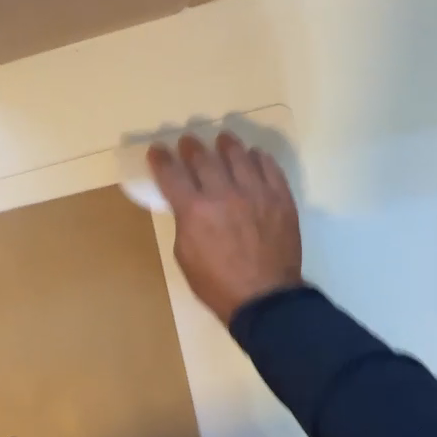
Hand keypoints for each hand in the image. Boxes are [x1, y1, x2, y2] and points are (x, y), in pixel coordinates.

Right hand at [150, 133, 302, 323]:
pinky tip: (253, 156)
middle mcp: (224, 194)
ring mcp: (256, 193)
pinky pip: (269, 167)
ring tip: (223, 139)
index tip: (156, 150)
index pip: (171, 174)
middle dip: (191, 147)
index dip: (161, 159)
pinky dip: (258, 158)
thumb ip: (185, 223)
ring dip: (226, 145)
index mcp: (194, 211)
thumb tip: (188, 205)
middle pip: (204, 158)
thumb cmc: (216, 284)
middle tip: (188, 141)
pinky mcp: (280, 198)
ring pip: (239, 156)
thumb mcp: (185, 255)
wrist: (264, 298)